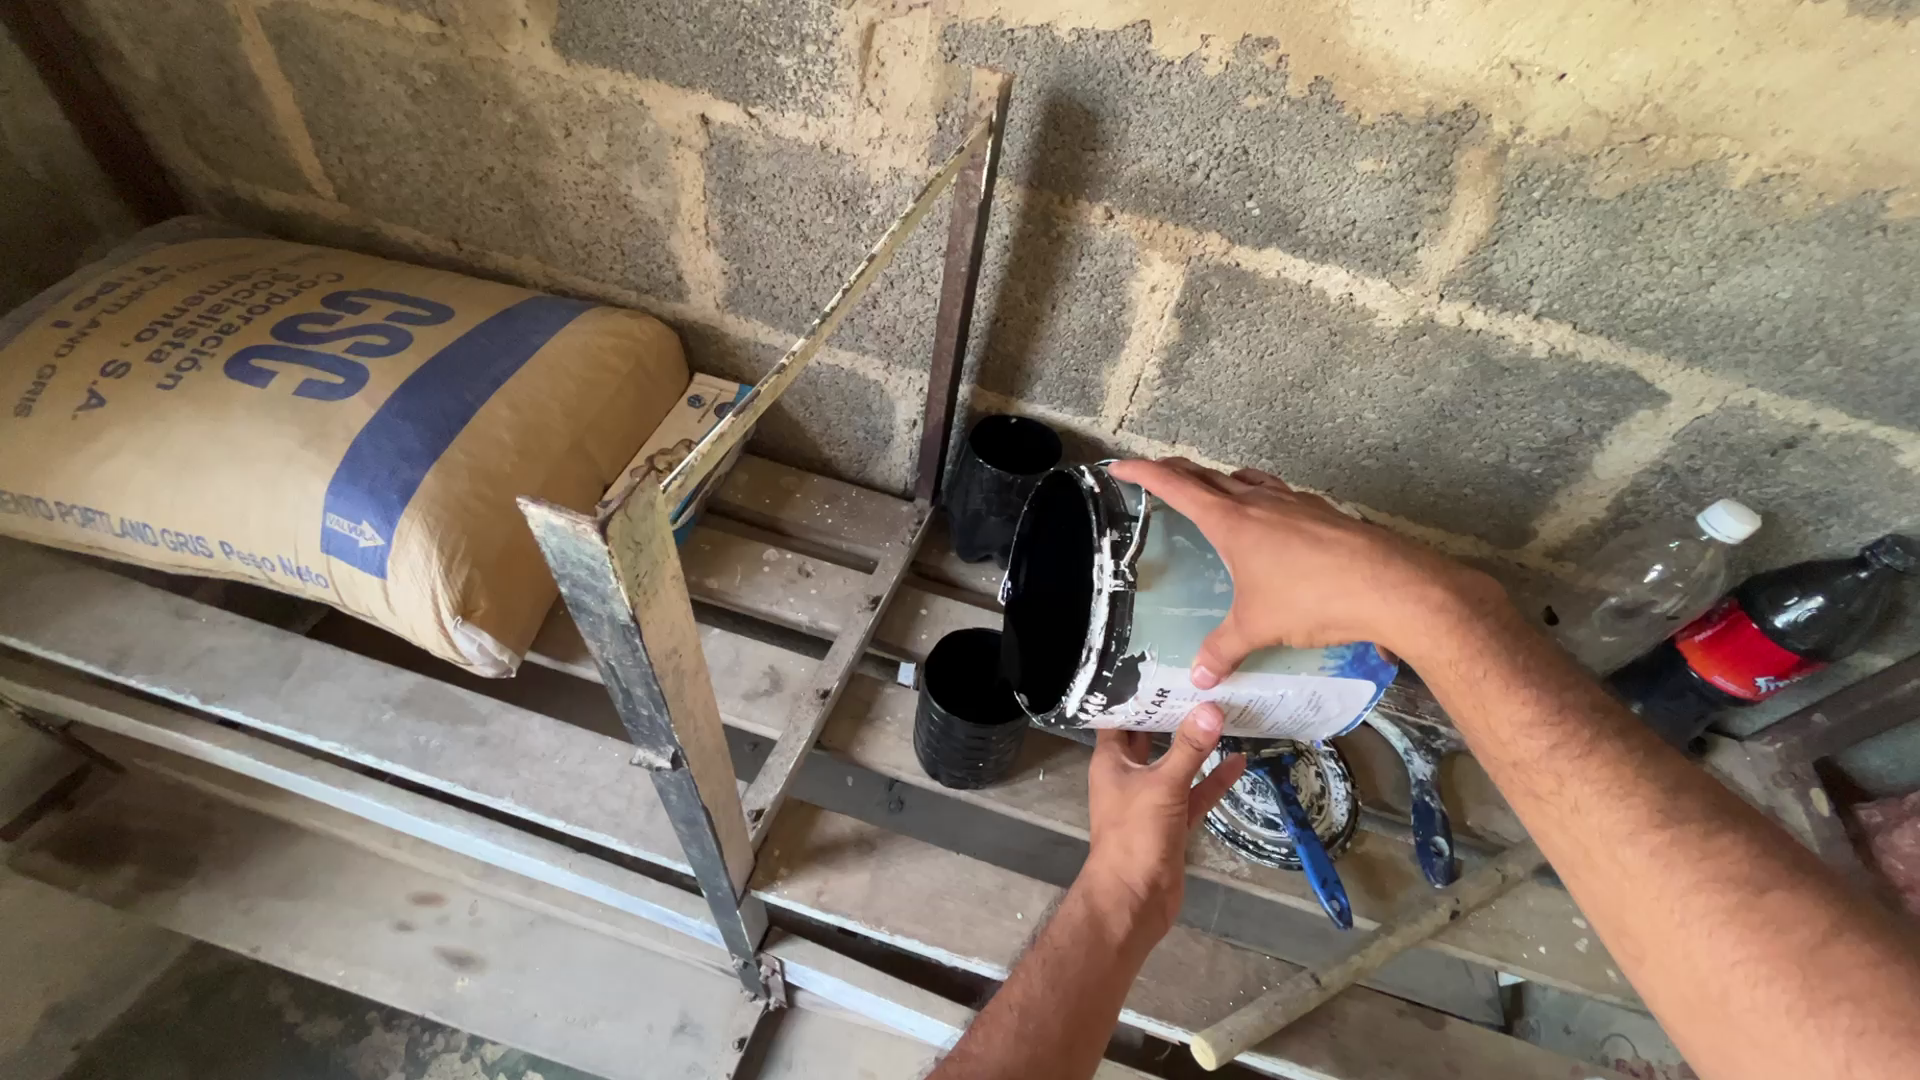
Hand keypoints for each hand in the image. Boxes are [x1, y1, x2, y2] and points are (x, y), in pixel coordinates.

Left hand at [1080, 704, 1245, 938]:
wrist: (1134, 900)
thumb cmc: (1134, 835)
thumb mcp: (1163, 785)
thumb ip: (1188, 748)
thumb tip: (1211, 709)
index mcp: (1111, 760)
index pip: (1120, 717)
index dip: (1136, 694)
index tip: (1161, 669)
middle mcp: (1128, 774)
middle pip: (1149, 736)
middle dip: (1171, 714)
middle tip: (1199, 684)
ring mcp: (1151, 798)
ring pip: (1175, 764)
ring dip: (1195, 746)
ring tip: (1223, 715)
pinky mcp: (1171, 821)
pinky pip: (1194, 793)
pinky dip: (1212, 780)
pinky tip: (1238, 761)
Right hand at [1106, 457, 1504, 684]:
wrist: (1394, 587)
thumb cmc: (1314, 599)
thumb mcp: (1258, 627)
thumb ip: (1223, 649)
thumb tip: (1199, 678)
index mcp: (1231, 520)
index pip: (1175, 485)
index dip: (1142, 472)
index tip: (1119, 466)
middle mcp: (1258, 501)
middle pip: (1206, 473)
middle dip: (1175, 471)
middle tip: (1156, 476)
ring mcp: (1294, 502)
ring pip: (1246, 478)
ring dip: (1220, 479)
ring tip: (1212, 491)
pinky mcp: (1324, 513)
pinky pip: (1279, 494)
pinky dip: (1261, 496)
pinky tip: (1272, 519)